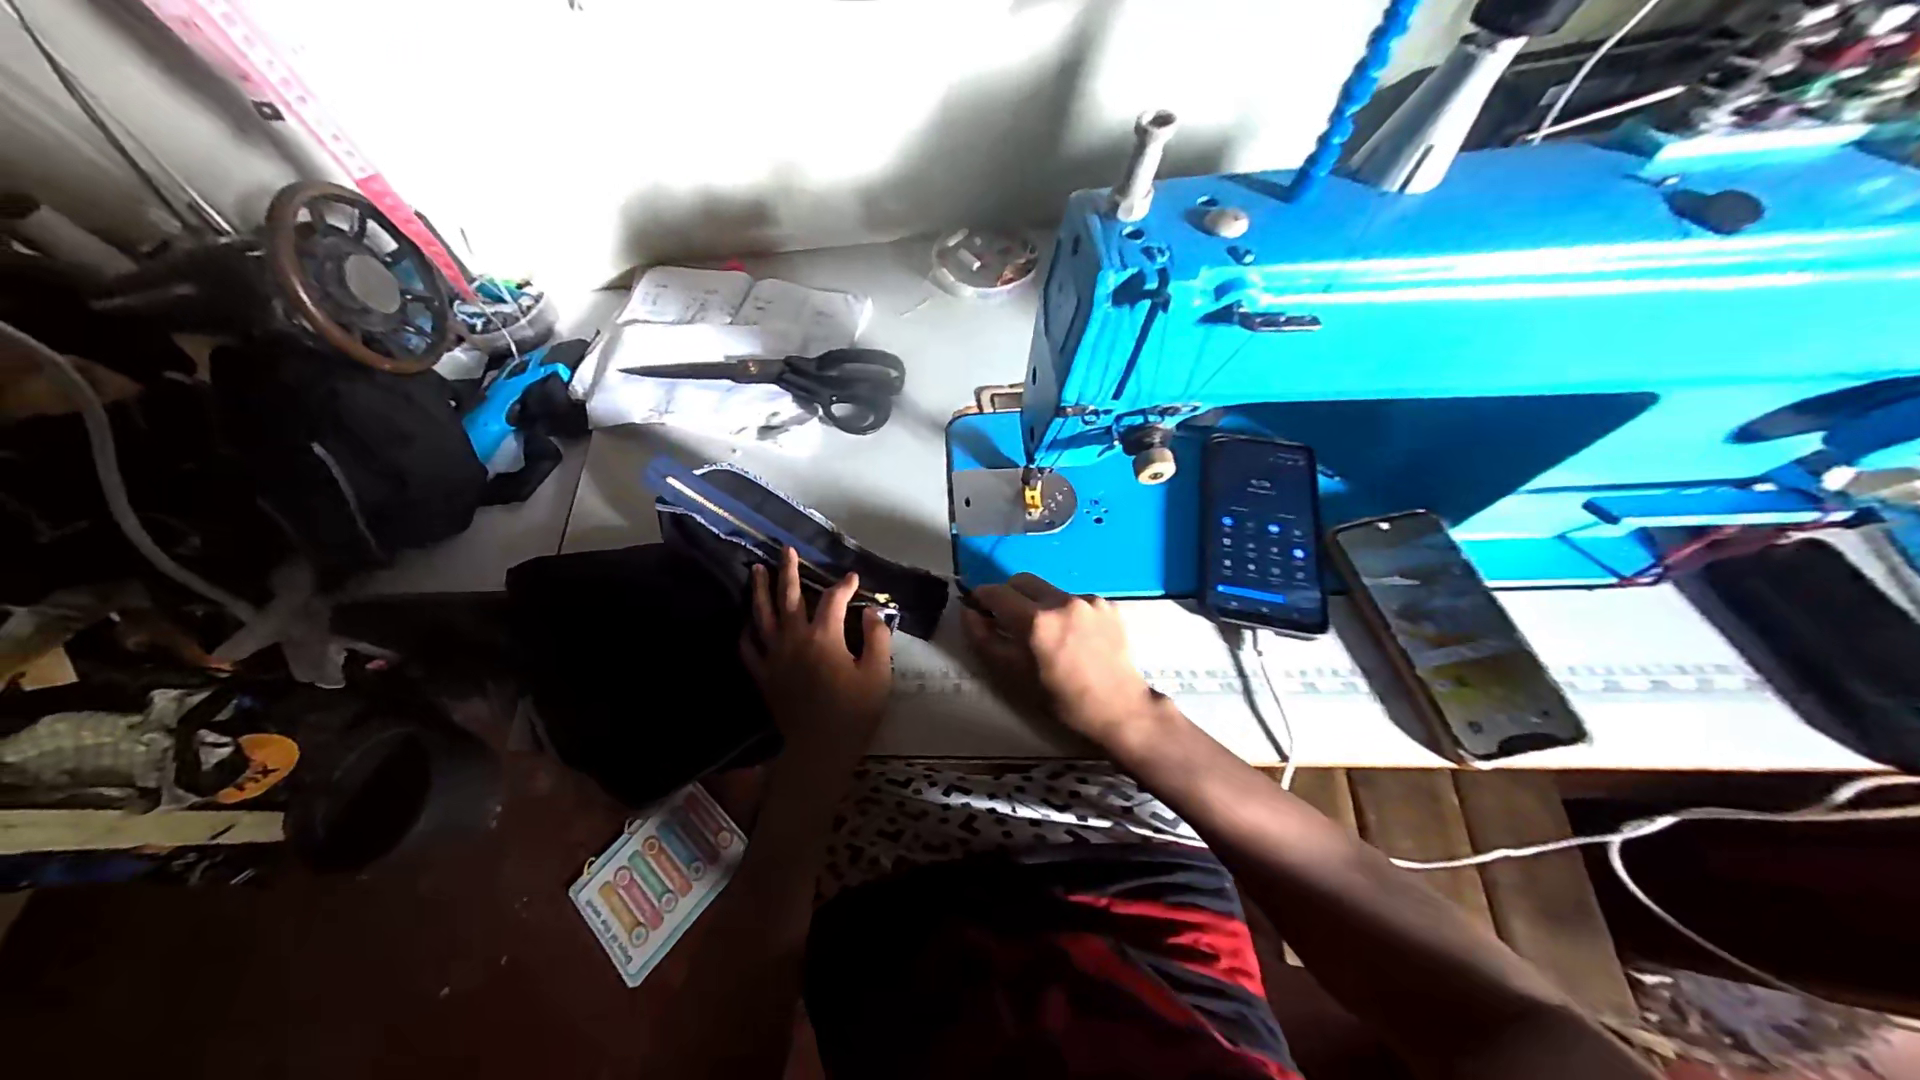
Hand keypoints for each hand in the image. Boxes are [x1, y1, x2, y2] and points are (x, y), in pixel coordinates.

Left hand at [740, 548, 893, 762]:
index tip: (853, 578)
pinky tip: (748, 621)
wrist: (820, 748)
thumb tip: (871, 612)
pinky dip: (747, 630)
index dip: (844, 586)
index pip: (833, 600)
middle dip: (789, 571)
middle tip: (786, 550)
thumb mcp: (877, 674)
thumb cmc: (854, 712)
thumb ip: (876, 638)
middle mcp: (794, 639)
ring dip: (760, 590)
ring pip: (762, 615)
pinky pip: (748, 646)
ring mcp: (773, 656)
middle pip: (789, 597)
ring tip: (757, 569)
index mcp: (824, 637)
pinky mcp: (763, 674)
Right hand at [960, 574, 1165, 750]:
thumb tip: (969, 612)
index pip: (997, 592)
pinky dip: (1064, 612)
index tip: (976, 606)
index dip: (981, 597)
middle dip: (1008, 595)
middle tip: (1007, 619)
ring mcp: (1088, 600)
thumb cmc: (1062, 699)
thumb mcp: (1014, 675)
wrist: (1120, 708)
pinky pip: (1074, 599)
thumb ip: (985, 640)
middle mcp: (1062, 600)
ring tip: (1046, 634)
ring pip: (1049, 589)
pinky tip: (1073, 637)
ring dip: (1038, 604)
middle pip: (1022, 581)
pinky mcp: (1107, 605)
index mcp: (1037, 620)